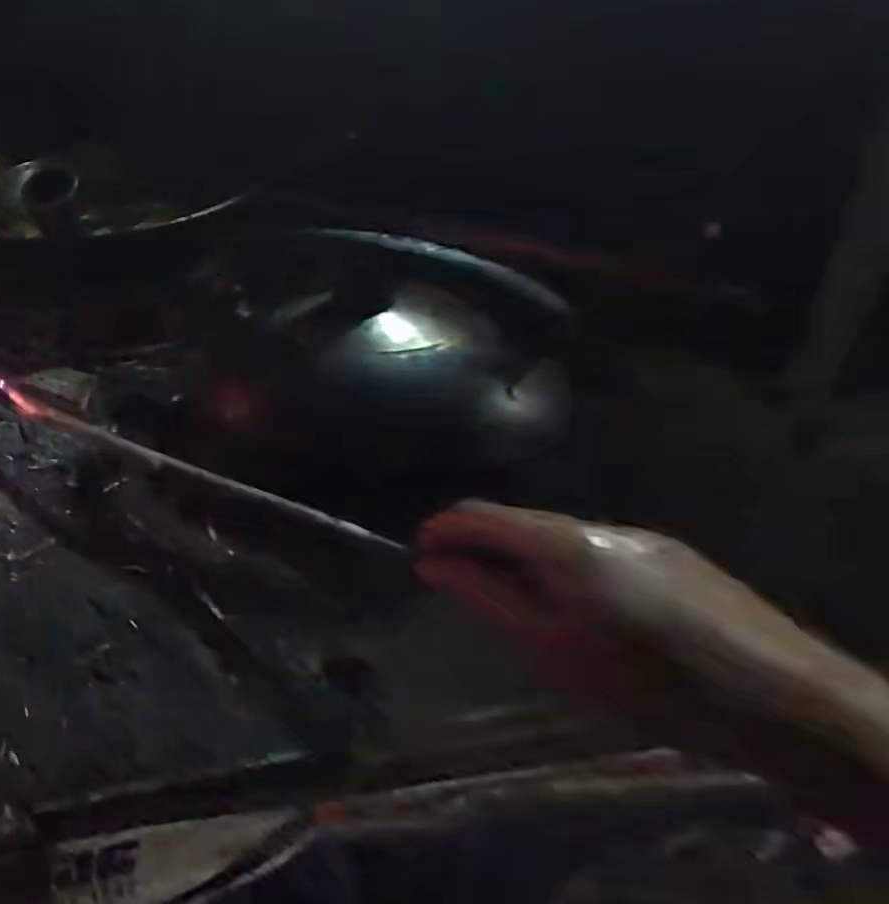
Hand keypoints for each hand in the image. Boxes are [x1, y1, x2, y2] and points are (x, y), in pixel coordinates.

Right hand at [419, 500, 888, 843]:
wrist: (809, 716)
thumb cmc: (656, 684)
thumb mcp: (548, 649)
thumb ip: (481, 597)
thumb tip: (432, 563)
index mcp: (563, 543)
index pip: (474, 513)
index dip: (437, 530)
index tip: (420, 558)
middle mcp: (601, 526)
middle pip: (516, 521)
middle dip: (479, 546)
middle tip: (463, 586)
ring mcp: (648, 540)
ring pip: (557, 536)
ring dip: (524, 559)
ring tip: (523, 606)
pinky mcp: (682, 561)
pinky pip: (599, 551)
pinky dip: (566, 568)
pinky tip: (585, 612)